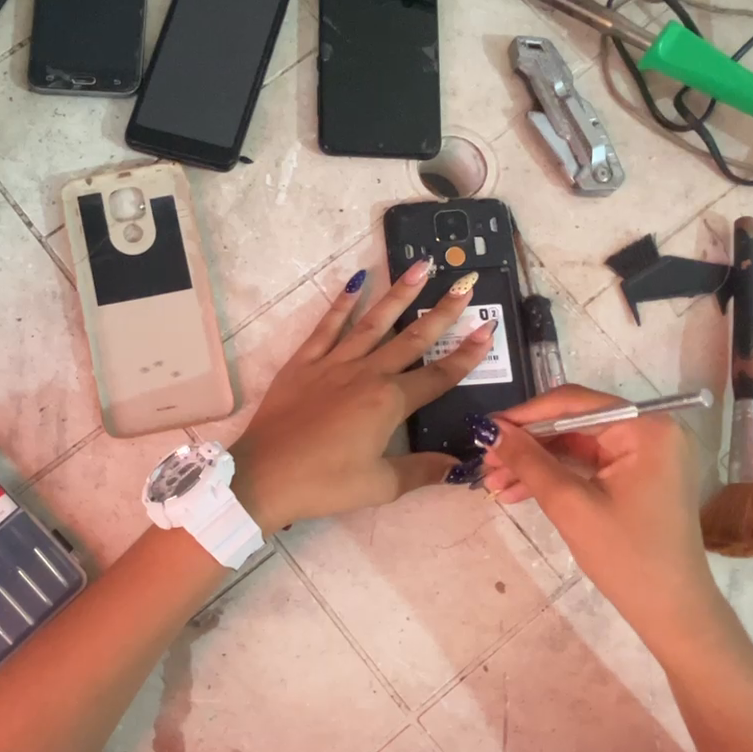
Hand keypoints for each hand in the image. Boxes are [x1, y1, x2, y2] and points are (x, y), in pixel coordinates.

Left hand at [228, 259, 492, 530]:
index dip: (466, 355)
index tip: (488, 329)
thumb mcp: (379, 485)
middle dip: (442, 313)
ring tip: (420, 267)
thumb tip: (460, 465)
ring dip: (399, 294)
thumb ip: (421, 470)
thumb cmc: (324, 483)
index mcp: (389, 403)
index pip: (438, 376)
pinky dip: (342, 303)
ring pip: (373, 322)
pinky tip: (356, 281)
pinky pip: (326, 326)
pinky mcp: (303, 362)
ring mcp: (332, 364)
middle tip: (464, 285)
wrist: (264, 475)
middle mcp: (366, 374)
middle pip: (411, 339)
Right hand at [477, 386, 719, 635]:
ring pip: (573, 446)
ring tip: (493, 484)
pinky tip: (516, 492)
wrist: (671, 610)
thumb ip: (527, 460)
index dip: (524, 415)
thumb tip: (487, 429)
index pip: (573, 404)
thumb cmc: (626, 555)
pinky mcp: (636, 477)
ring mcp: (644, 456)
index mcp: (646, 429)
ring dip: (533, 463)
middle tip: (486, 463)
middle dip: (526, 444)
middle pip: (571, 423)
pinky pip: (585, 466)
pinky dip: (552, 477)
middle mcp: (650, 432)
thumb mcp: (569, 503)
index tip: (484, 431)